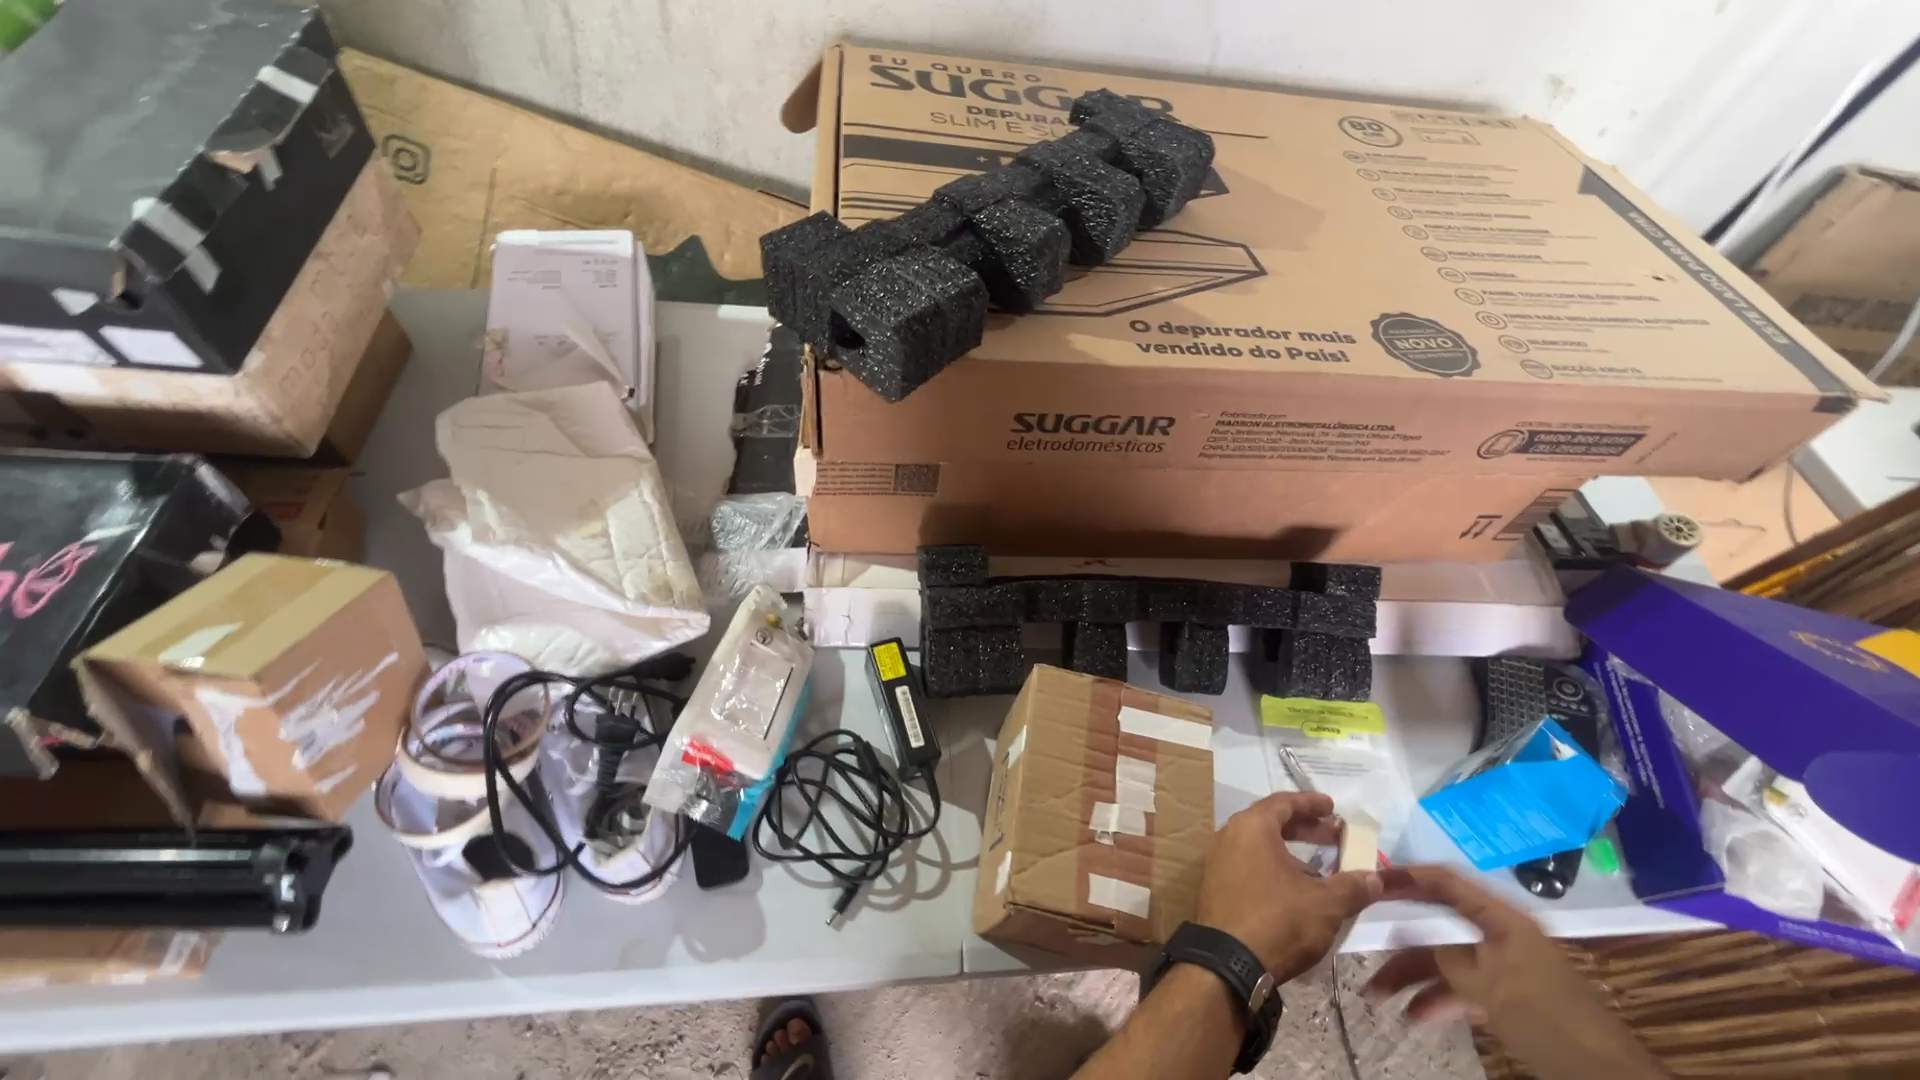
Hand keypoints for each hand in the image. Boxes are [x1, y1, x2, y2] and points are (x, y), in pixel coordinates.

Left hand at [1196, 792, 1381, 982]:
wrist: (1228, 963)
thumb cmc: (1278, 920)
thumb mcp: (1325, 904)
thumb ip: (1352, 887)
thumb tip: (1376, 878)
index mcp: (1251, 827)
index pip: (1283, 803)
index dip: (1310, 803)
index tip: (1333, 807)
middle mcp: (1229, 835)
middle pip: (1270, 821)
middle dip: (1305, 828)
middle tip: (1335, 835)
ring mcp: (1218, 861)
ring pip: (1259, 845)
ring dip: (1290, 850)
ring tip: (1322, 867)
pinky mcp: (1216, 885)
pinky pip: (1249, 863)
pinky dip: (1274, 866)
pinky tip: (1296, 888)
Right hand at [1364, 866, 1666, 1079]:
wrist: (1602, 1072)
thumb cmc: (1543, 1015)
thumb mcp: (1485, 982)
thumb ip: (1443, 954)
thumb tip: (1410, 935)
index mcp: (1501, 919)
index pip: (1446, 882)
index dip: (1407, 875)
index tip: (1371, 878)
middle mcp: (1499, 935)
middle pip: (1437, 925)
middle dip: (1398, 940)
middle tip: (1361, 939)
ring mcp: (1502, 967)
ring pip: (1444, 962)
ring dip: (1409, 977)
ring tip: (1374, 995)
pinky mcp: (1506, 997)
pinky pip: (1461, 989)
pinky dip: (1436, 999)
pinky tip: (1413, 1016)